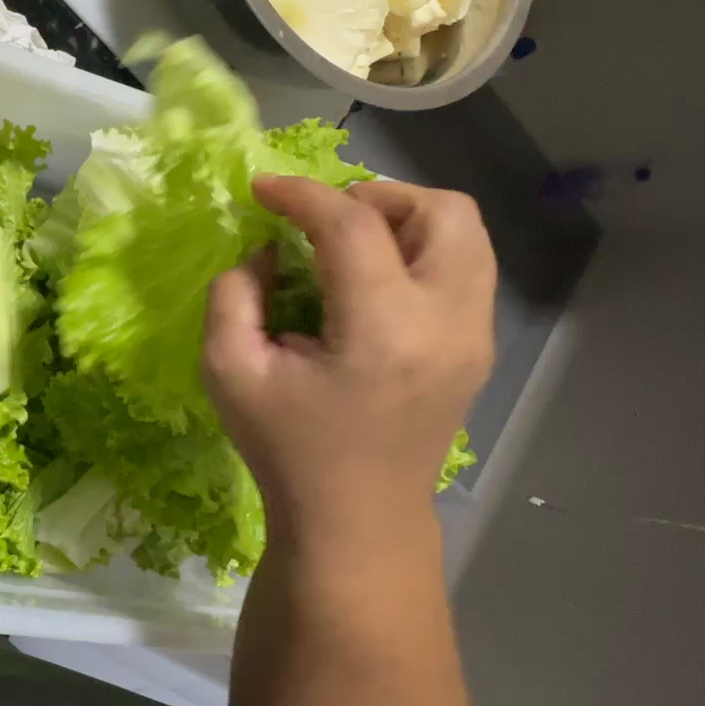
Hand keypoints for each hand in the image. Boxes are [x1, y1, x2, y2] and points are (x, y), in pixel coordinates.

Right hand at [202, 176, 496, 552]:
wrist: (354, 516)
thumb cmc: (284, 447)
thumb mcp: (228, 370)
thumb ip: (233, 296)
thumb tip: (264, 255)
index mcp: (381, 329)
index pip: (352, 226)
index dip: (301, 195)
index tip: (260, 189)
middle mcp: (446, 321)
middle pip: (440, 210)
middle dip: (373, 196)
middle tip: (318, 217)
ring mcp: (474, 334)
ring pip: (463, 233)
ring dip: (401, 218)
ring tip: (342, 240)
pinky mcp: (476, 347)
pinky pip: (461, 266)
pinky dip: (415, 249)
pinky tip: (366, 277)